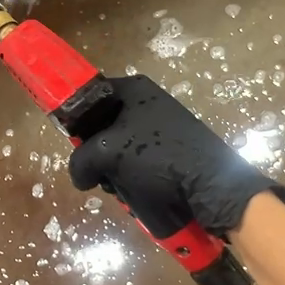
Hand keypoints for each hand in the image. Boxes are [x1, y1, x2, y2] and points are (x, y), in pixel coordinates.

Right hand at [68, 75, 284, 238]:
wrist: (210, 185)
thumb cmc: (157, 156)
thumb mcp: (108, 152)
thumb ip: (81, 161)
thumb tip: (80, 177)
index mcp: (133, 89)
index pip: (90, 97)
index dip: (77, 121)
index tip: (75, 145)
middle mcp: (148, 102)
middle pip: (104, 126)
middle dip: (97, 154)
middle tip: (100, 173)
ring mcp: (162, 127)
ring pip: (120, 149)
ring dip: (115, 172)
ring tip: (120, 188)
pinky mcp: (172, 151)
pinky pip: (140, 162)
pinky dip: (133, 179)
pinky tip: (136, 194)